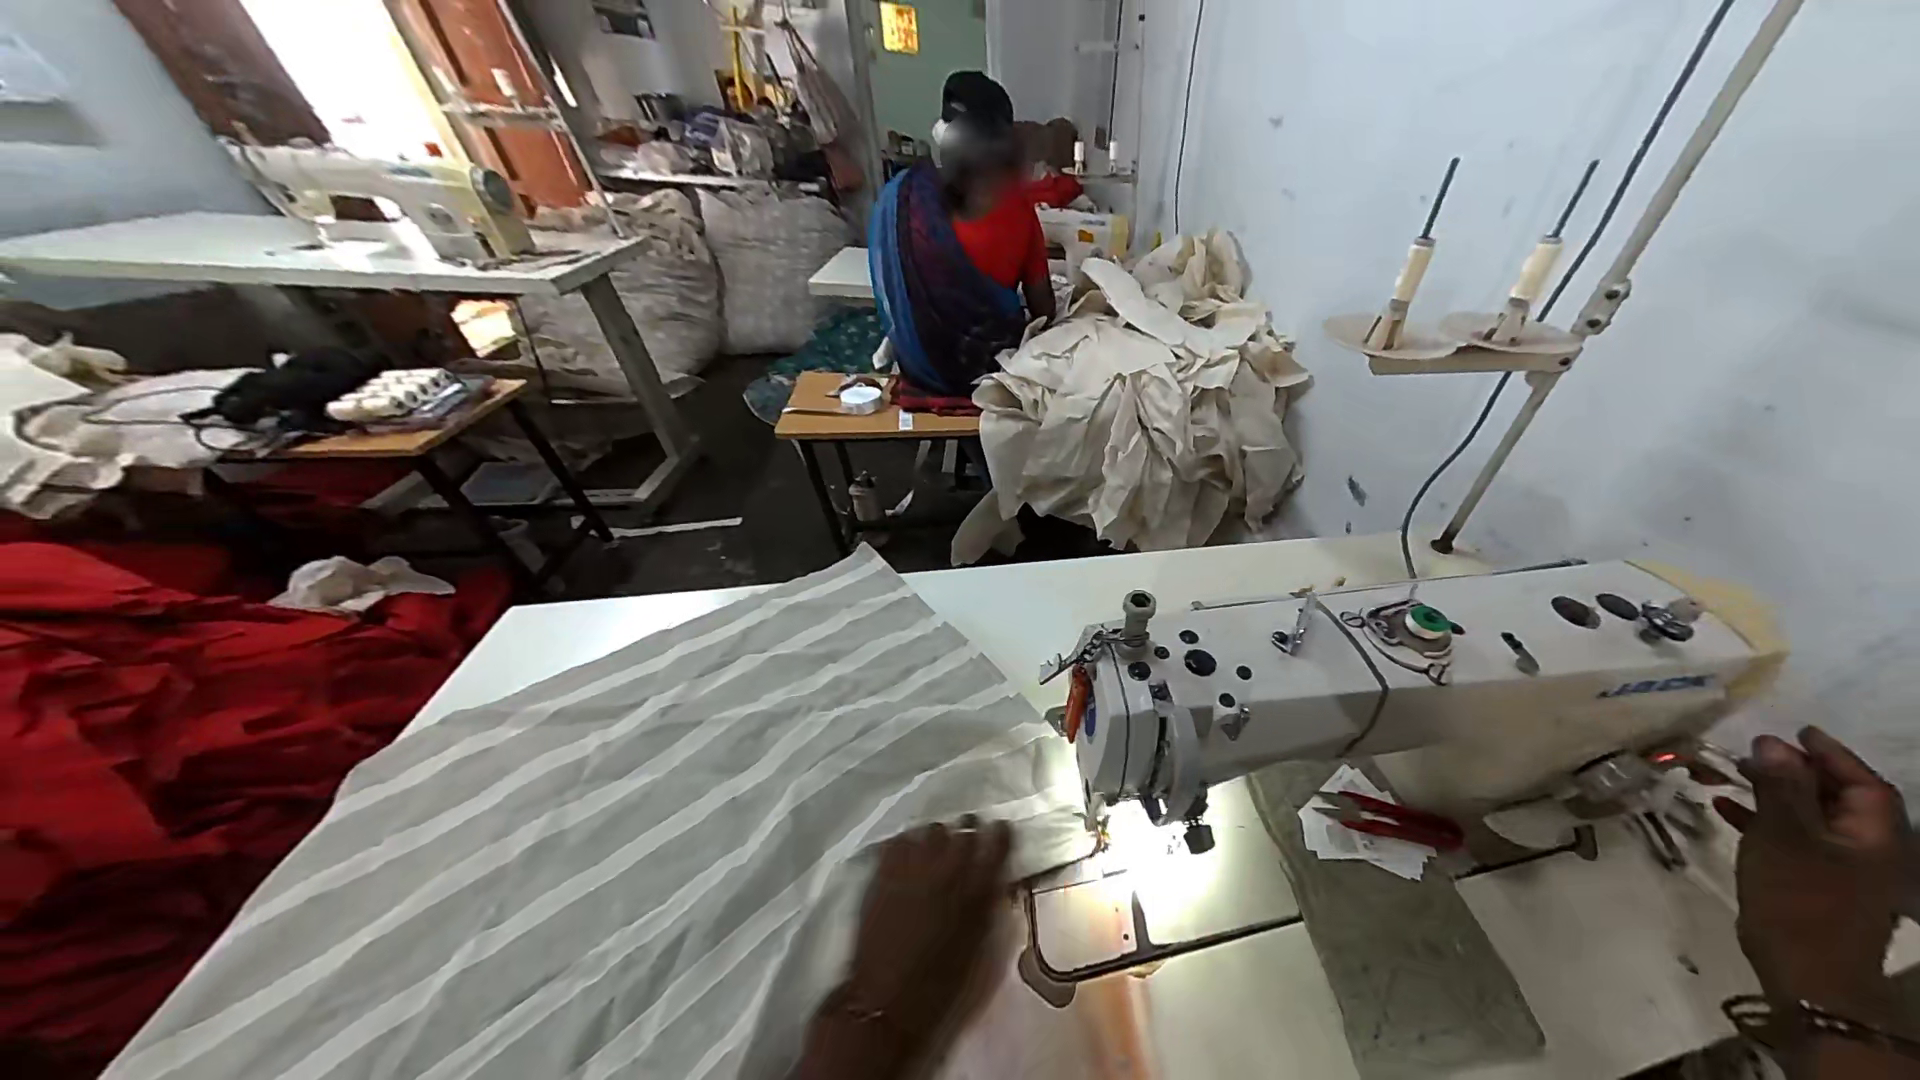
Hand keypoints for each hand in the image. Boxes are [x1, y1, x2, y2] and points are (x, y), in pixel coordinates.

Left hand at [793, 817, 1013, 1078]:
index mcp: (976, 892)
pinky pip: (901, 839)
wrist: (886, 1000)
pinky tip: (908, 854)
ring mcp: (913, 866)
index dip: (1000, 832)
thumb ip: (989, 904)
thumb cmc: (940, 983)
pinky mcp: (884, 870)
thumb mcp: (979, 945)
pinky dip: (909, 843)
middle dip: (969, 828)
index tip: (1000, 827)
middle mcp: (947, 870)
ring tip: (935, 848)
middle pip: (964, 828)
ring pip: (932, 829)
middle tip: (967, 835)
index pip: (997, 844)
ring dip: (938, 836)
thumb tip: (997, 879)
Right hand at [1716, 727, 1909, 1017]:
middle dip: (1797, 770)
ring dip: (1773, 791)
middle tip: (1753, 750)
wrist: (1806, 965)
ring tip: (1730, 773)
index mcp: (1876, 838)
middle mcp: (1869, 849)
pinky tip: (1725, 807)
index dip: (1833, 755)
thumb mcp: (1786, 835)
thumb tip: (1774, 742)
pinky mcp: (1814, 878)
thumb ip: (1781, 787)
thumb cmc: (1801, 894)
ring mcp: (1842, 866)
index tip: (1798, 729)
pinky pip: (1791, 835)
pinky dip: (1762, 817)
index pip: (1864, 784)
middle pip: (1838, 798)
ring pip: (1809, 815)